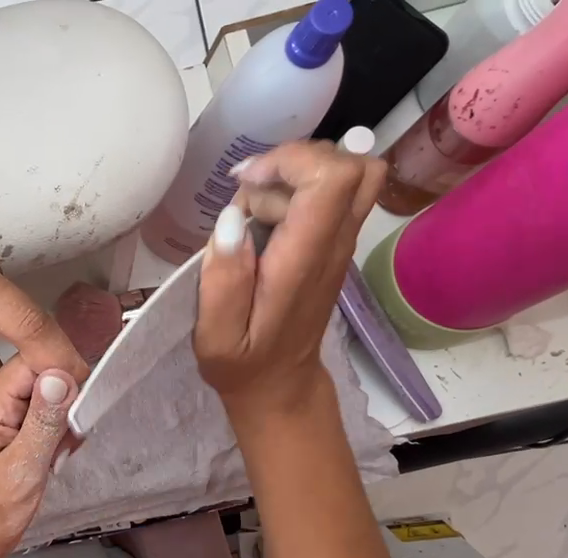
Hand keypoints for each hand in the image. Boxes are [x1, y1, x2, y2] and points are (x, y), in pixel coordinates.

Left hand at [0, 360, 77, 557]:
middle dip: (70, 397)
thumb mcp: (22, 469)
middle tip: (71, 436)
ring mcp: (8, 420)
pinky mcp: (20, 435)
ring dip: (68, 420)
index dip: (63, 368)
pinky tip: (58, 458)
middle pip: (44, 373)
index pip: (30, 359)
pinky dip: (63, 434)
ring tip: (61, 454)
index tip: (84, 399)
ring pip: (52, 397)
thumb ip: (43, 422)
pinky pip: (49, 419)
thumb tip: (61, 375)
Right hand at [194, 141, 384, 414]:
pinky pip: (335, 192)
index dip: (290, 161)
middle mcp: (334, 245)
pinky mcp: (334, 243)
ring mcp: (341, 243)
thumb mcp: (215, 339)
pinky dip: (299, 190)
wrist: (278, 385)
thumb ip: (222, 282)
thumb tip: (232, 219)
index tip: (246, 184)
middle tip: (250, 197)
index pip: (333, 177)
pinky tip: (262, 221)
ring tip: (253, 213)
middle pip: (352, 164)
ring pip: (348, 173)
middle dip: (294, 165)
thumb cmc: (241, 365)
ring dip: (296, 176)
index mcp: (305, 263)